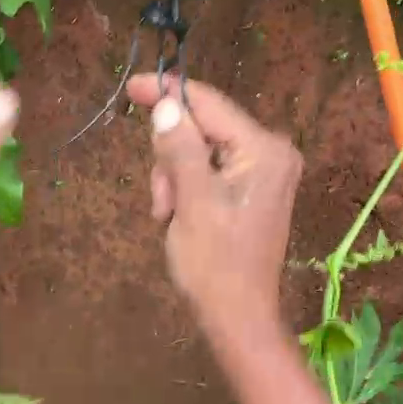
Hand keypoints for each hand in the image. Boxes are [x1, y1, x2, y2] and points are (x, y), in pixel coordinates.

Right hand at [125, 75, 301, 341]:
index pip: (209, 106)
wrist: (237, 317)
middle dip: (171, 159)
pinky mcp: (252, 192)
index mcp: (263, 150)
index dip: (169, 94)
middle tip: (163, 202)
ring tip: (170, 217)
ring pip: (199, 153)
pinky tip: (180, 218)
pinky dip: (186, 191)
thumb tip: (165, 105)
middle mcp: (271, 153)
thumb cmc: (215, 264)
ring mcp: (264, 173)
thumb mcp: (192, 203)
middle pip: (203, 130)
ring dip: (174, 180)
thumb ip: (180, 149)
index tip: (132, 86)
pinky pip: (208, 173)